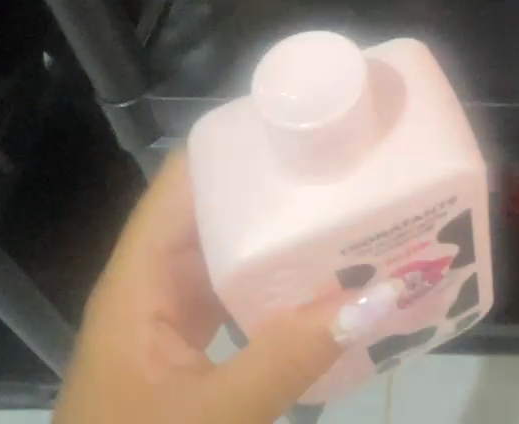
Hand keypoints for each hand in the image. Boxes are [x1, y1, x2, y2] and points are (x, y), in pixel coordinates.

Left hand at [53, 153, 400, 423]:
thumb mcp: (213, 419)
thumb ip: (291, 357)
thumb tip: (381, 292)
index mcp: (138, 281)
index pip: (182, 182)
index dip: (235, 145)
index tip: (304, 123)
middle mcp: (150, 287)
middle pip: (211, 210)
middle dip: (273, 187)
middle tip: (345, 166)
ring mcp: (168, 322)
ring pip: (226, 256)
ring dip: (279, 236)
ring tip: (347, 211)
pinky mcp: (187, 354)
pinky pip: (234, 299)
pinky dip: (276, 286)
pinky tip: (325, 285)